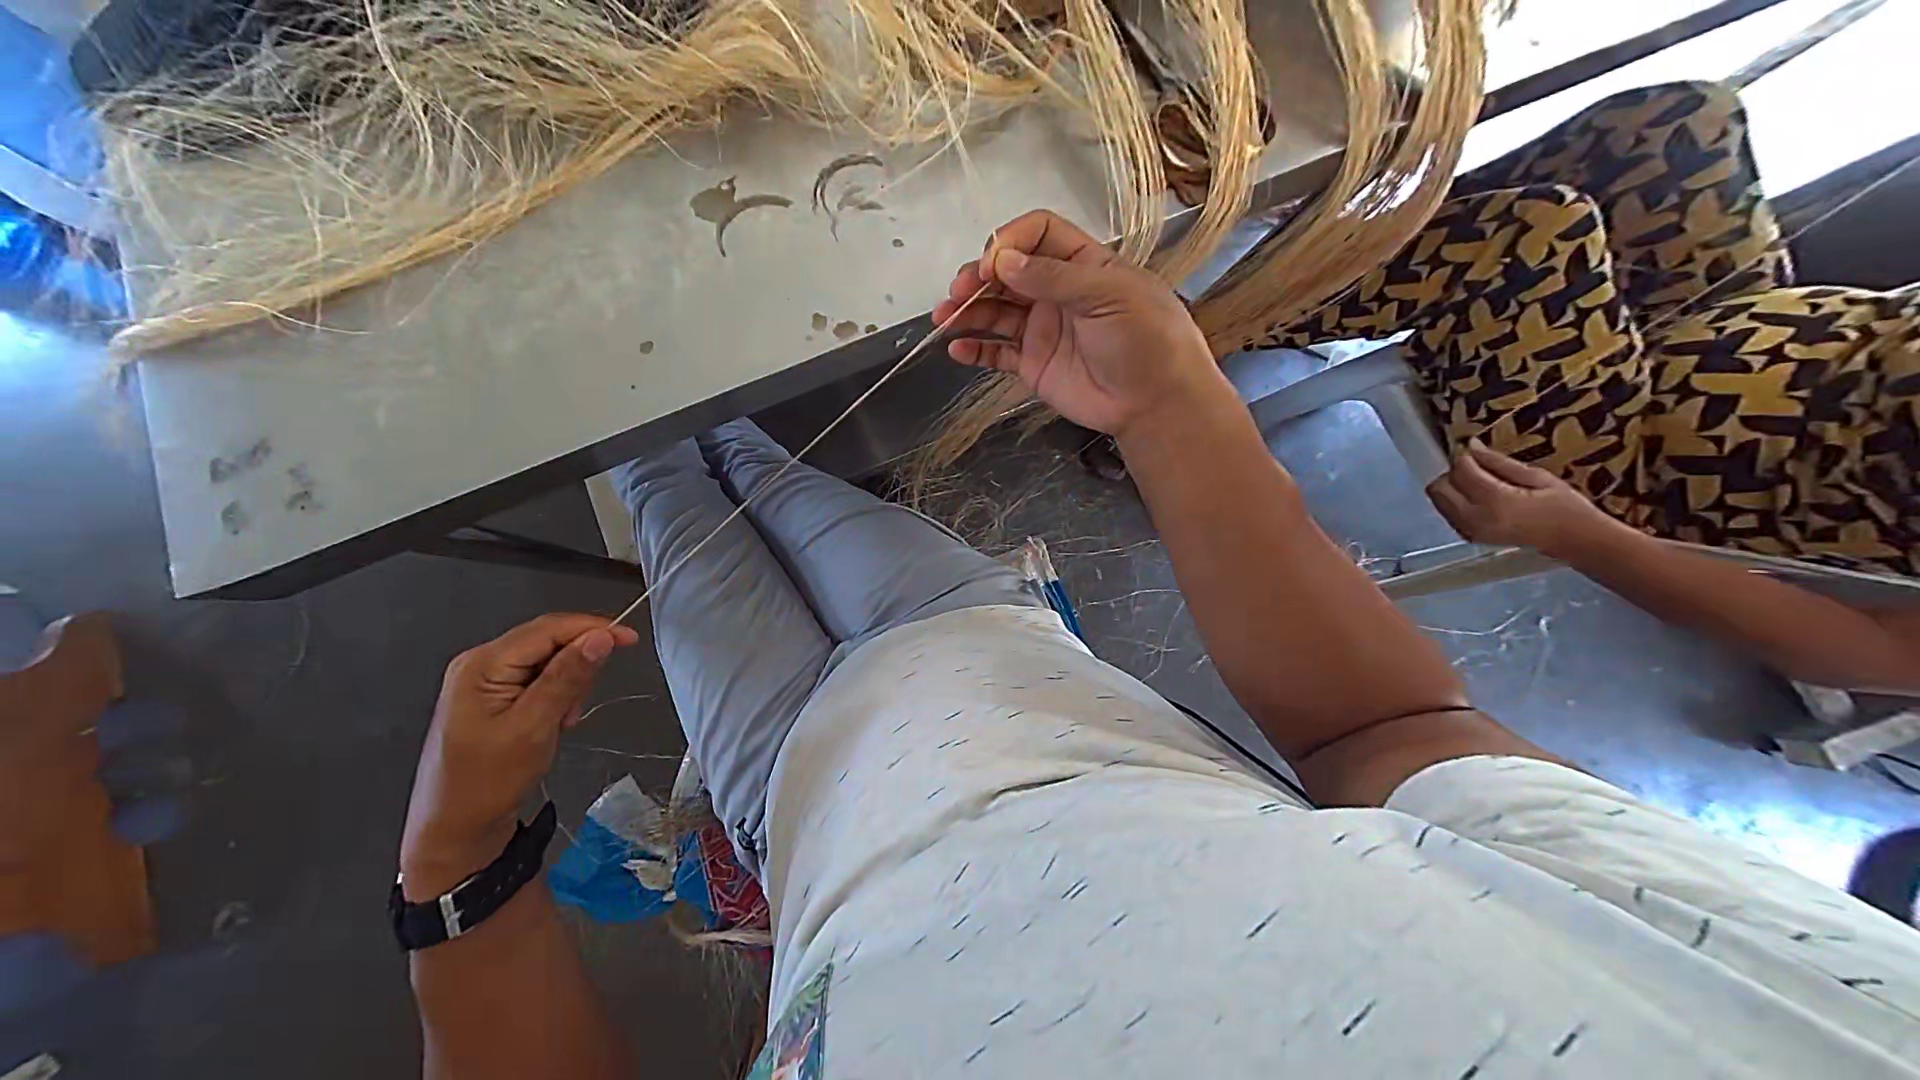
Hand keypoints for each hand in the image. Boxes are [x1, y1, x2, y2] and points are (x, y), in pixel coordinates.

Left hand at [400, 614, 639, 899]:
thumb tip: (600, 637)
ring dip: (567, 684)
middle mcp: (480, 663)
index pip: (548, 628)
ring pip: (548, 660)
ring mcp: (485, 679)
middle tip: (577, 707)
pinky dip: (556, 695)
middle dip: (577, 665)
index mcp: (482, 664)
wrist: (455, 829)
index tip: (630, 640)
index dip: (593, 629)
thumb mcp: (534, 727)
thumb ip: (568, 677)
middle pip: (548, 640)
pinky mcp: (494, 695)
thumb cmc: (488, 781)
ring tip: (560, 722)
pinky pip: (539, 678)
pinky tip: (552, 721)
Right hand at [930, 209, 1236, 439]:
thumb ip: (1054, 277)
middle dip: (978, 278)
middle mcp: (1056, 292)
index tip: (991, 266)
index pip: (1036, 235)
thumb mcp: (1108, 294)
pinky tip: (957, 349)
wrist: (1155, 402)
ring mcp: (1042, 329)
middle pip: (1006, 273)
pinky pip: (996, 352)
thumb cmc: (1146, 339)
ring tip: (945, 320)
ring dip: (967, 312)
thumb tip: (1003, 261)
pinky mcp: (1033, 364)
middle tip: (959, 294)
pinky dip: (975, 350)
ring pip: (995, 312)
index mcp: (1081, 264)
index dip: (1009, 243)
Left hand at [1426, 441, 1617, 558]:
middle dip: (1453, 474)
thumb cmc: (1564, 506)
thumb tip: (1470, 445)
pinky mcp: (1468, 537)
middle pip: (1439, 487)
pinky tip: (1480, 501)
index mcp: (1493, 500)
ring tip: (1482, 486)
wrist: (1575, 541)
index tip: (1478, 453)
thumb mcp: (1537, 477)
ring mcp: (1468, 530)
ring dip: (1451, 488)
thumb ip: (1498, 462)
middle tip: (1479, 471)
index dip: (1466, 457)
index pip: (1460, 470)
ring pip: (1438, 500)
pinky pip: (1447, 513)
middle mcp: (1473, 517)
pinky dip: (1455, 502)